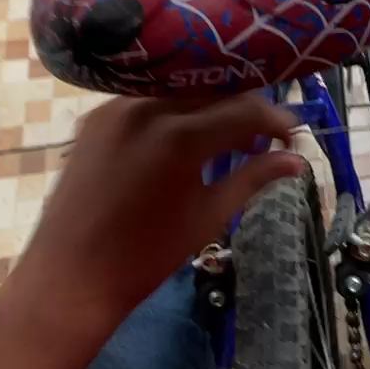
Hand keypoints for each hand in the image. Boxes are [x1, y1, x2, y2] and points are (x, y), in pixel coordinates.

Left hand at [3, 94, 303, 339]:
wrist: (71, 277)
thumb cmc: (148, 255)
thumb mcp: (210, 215)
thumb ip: (255, 178)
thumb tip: (298, 162)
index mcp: (182, 136)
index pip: (246, 110)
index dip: (277, 122)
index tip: (292, 139)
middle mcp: (149, 107)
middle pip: (216, 91)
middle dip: (247, 111)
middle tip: (263, 141)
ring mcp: (118, 108)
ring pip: (182, 91)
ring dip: (211, 108)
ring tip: (226, 140)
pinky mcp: (97, 116)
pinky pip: (149, 99)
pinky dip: (175, 112)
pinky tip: (184, 139)